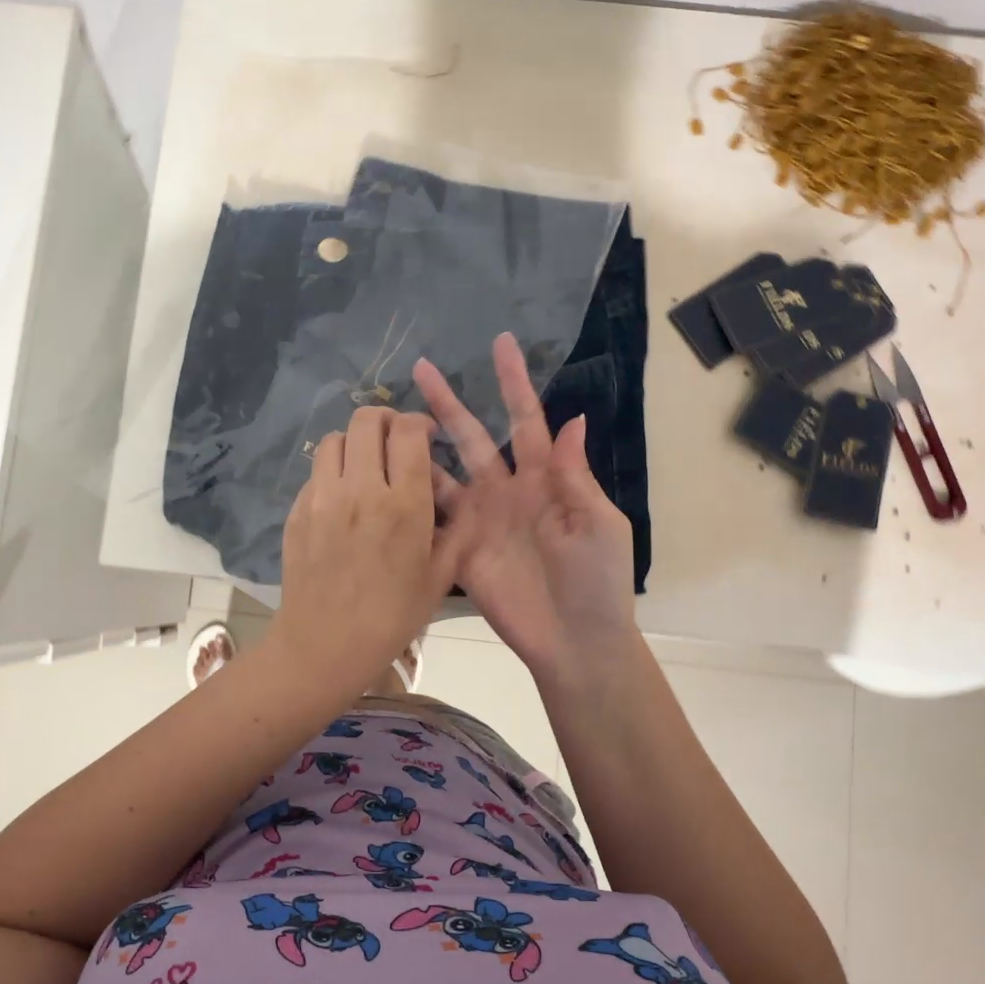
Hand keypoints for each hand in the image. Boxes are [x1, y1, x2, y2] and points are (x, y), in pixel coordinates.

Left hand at [269, 406, 457, 694]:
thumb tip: (460, 494)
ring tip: (365, 465)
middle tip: (394, 441)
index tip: (426, 435)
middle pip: (366, 420)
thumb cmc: (391, 617)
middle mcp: (360, 490)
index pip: (408, 431)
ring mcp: (322, 498)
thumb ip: (457, 529)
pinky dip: (332, 473)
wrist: (324, 645)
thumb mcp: (439, 577)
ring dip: (354, 443)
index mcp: (403, 505)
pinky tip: (342, 500)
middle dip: (386, 420)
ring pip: (334, 439)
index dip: (419, 422)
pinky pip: (315, 472)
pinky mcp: (296, 510)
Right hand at [412, 334, 636, 690]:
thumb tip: (572, 418)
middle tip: (420, 368)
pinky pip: (431, 518)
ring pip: (443, 472)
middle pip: (472, 436)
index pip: (526, 419)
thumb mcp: (599, 523)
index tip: (499, 343)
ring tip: (389, 421)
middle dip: (447, 403)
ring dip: (419, 447)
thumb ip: (577, 475)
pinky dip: (411, 498)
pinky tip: (385, 476)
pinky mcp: (459, 550)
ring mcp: (479, 520)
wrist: (573, 639)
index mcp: (546, 478)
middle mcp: (507, 490)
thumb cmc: (598, 580)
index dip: (513, 382)